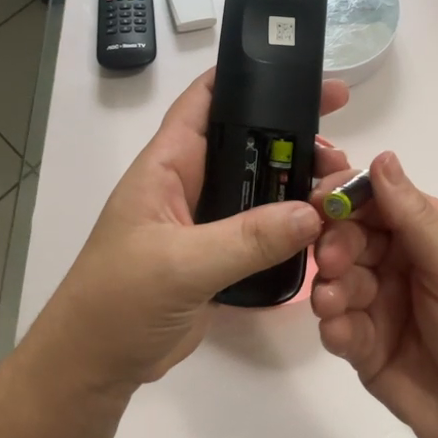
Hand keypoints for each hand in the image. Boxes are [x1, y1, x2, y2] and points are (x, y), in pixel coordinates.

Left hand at [31, 69, 350, 394]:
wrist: (96, 363)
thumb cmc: (118, 299)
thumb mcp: (180, 263)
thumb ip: (245, 238)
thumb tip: (313, 211)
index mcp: (167, 163)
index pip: (205, 100)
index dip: (248, 78)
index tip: (303, 75)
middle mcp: (189, 182)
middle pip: (245, 142)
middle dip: (292, 136)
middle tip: (340, 147)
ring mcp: (204, 219)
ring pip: (258, 185)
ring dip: (296, 182)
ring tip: (342, 187)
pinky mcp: (217, 254)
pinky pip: (260, 226)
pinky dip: (291, 222)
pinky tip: (324, 227)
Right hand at [309, 153, 437, 437]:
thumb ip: (413, 216)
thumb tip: (381, 155)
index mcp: (430, 233)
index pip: (378, 199)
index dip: (346, 193)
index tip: (317, 196)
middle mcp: (402, 263)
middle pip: (349, 235)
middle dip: (334, 242)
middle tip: (331, 259)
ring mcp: (383, 305)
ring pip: (338, 279)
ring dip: (330, 284)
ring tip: (332, 301)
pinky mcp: (368, 349)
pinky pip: (339, 326)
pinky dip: (332, 324)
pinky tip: (338, 331)